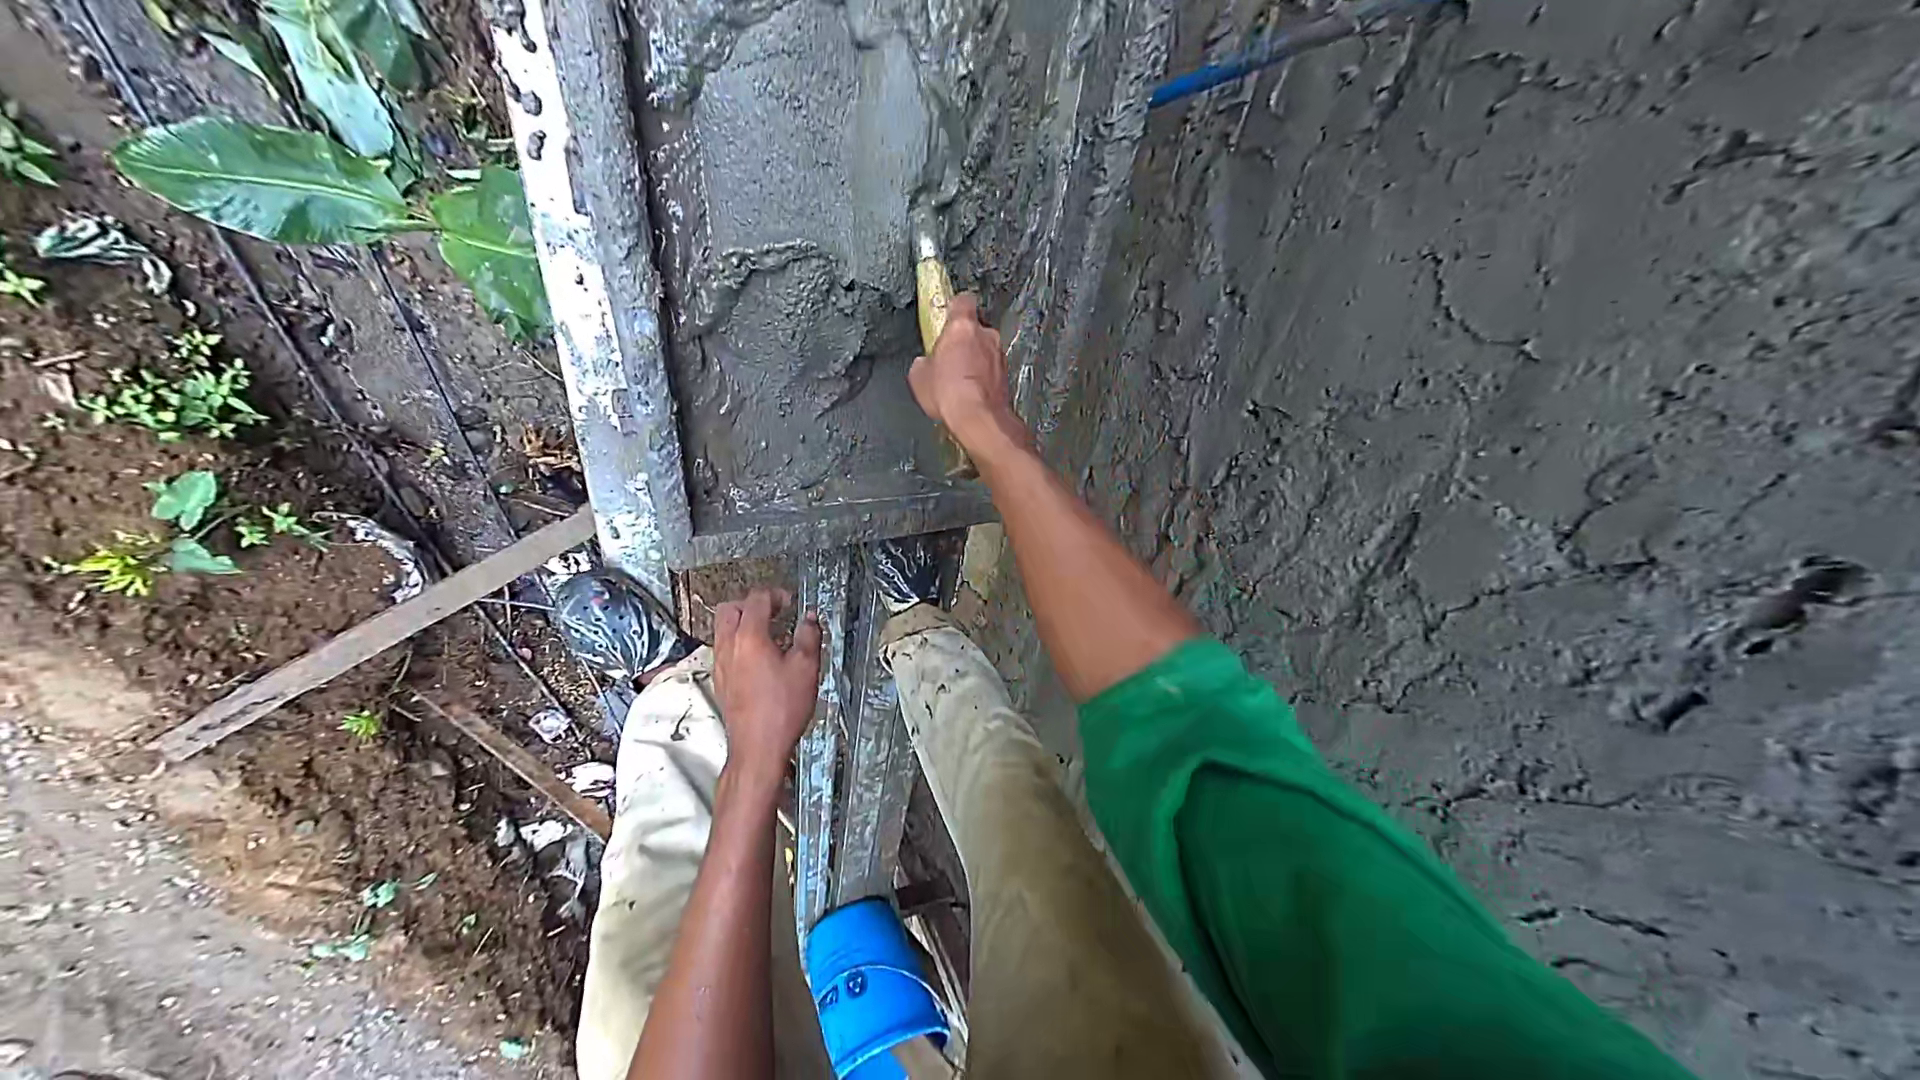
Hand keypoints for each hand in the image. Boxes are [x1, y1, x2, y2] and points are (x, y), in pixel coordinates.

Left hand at [712, 589, 822, 786]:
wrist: (758, 746)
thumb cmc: (781, 710)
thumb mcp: (806, 667)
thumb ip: (809, 636)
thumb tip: (810, 620)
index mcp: (749, 637)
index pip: (756, 600)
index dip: (775, 595)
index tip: (789, 601)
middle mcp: (728, 647)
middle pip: (729, 609)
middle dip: (752, 604)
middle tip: (774, 610)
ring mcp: (720, 665)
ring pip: (723, 629)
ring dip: (743, 623)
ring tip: (769, 633)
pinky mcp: (720, 681)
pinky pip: (724, 649)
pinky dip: (739, 644)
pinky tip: (761, 658)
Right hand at [909, 293, 1027, 463]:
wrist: (977, 418)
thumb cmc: (950, 393)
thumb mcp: (918, 375)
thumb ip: (923, 361)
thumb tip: (924, 364)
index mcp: (962, 326)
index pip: (962, 300)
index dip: (954, 308)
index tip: (946, 316)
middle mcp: (986, 335)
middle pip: (975, 328)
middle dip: (964, 340)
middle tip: (949, 356)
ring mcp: (999, 356)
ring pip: (986, 349)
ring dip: (976, 359)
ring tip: (960, 379)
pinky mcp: (1006, 376)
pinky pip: (993, 370)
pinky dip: (984, 377)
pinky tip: (971, 392)